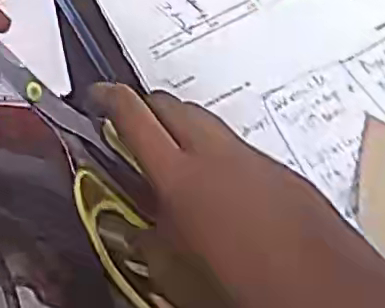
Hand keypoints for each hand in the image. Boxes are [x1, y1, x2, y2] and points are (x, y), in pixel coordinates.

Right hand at [93, 84, 384, 307]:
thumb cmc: (253, 296)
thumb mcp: (180, 277)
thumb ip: (149, 240)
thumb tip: (131, 228)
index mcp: (180, 177)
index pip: (130, 112)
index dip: (106, 97)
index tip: (96, 98)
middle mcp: (215, 155)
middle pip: (168, 103)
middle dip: (146, 109)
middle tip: (135, 133)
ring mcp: (255, 160)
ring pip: (205, 122)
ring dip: (184, 131)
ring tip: (182, 166)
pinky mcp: (289, 175)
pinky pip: (241, 148)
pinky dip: (223, 157)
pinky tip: (230, 196)